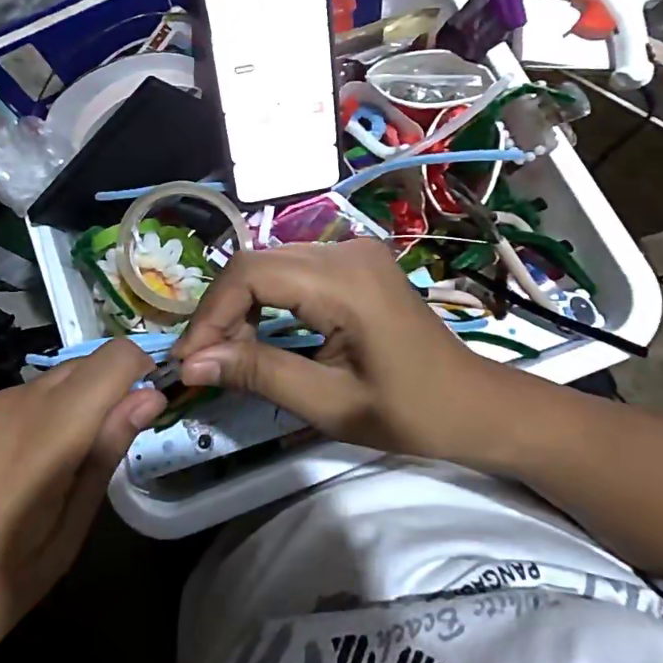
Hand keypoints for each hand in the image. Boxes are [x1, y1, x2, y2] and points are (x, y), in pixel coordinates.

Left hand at [0, 340, 164, 662]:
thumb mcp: (55, 546)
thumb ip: (102, 460)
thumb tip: (148, 399)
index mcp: (39, 431)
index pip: (116, 357)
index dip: (142, 375)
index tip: (146, 417)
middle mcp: (5, 402)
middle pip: (83, 366)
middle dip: (108, 396)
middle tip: (104, 458)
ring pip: (47, 385)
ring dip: (70, 413)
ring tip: (55, 480)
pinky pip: (11, 404)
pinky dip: (34, 423)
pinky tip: (10, 483)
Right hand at [172, 239, 538, 465]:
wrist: (473, 404)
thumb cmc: (410, 412)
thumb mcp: (328, 402)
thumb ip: (258, 373)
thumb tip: (191, 363)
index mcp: (346, 281)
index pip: (251, 274)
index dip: (210, 314)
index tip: (188, 362)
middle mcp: (347, 250)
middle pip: (257, 263)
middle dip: (222, 312)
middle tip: (204, 363)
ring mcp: (355, 251)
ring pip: (272, 264)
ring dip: (242, 306)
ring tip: (227, 355)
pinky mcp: (357, 263)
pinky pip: (294, 270)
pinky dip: (268, 300)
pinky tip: (258, 335)